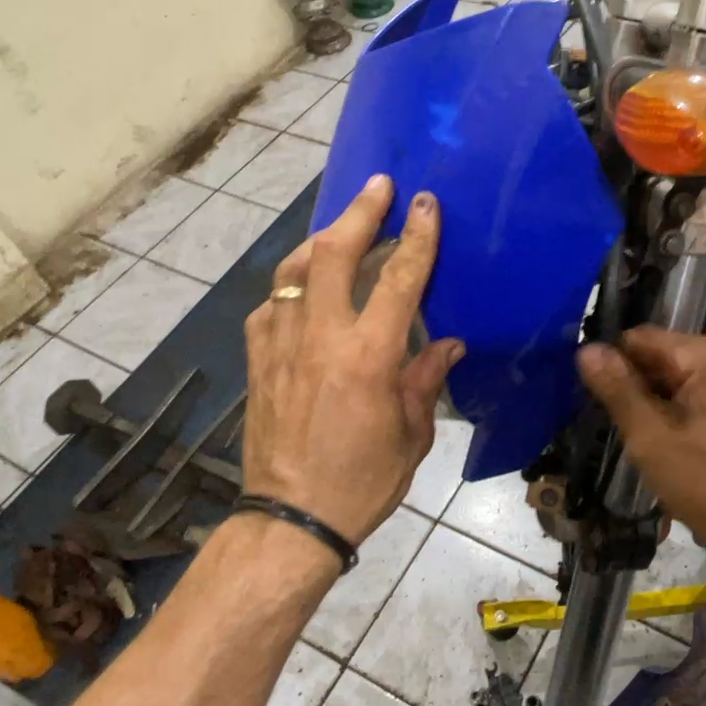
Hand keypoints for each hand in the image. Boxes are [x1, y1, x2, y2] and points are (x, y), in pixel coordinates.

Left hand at [241, 175, 463, 545]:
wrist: (291, 519)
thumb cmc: (363, 482)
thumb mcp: (412, 435)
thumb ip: (426, 380)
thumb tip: (448, 344)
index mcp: (367, 356)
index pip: (399, 278)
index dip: (417, 236)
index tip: (426, 202)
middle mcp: (320, 338)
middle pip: (335, 254)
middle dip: (359, 212)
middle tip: (378, 186)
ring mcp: (280, 345)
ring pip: (294, 271)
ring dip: (321, 240)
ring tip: (341, 227)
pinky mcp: (257, 360)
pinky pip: (271, 306)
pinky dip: (292, 287)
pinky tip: (305, 290)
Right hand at [576, 327, 705, 557]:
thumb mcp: (652, 438)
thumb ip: (618, 391)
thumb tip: (587, 349)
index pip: (639, 338)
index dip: (612, 365)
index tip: (591, 398)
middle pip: (660, 359)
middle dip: (635, 389)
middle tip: (616, 428)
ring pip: (677, 382)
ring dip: (655, 407)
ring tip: (642, 443)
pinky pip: (697, 398)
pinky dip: (678, 417)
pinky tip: (671, 449)